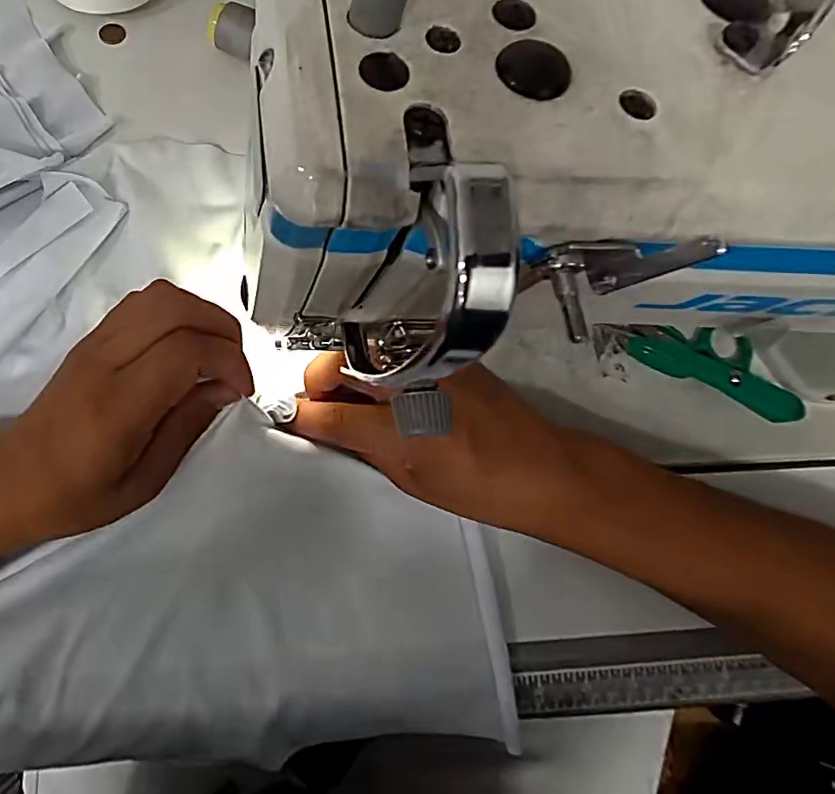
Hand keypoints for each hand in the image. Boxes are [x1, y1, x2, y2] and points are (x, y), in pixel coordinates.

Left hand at [0, 280, 253, 571]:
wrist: (12, 480)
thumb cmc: (74, 495)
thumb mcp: (143, 482)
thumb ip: (187, 427)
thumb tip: (225, 387)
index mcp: (116, 406)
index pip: (184, 350)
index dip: (228, 360)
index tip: (241, 388)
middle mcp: (103, 362)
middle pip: (173, 306)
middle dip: (221, 326)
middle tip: (235, 363)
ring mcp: (93, 343)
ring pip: (158, 295)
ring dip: (200, 313)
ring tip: (215, 351)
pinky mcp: (90, 338)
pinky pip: (141, 303)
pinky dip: (176, 312)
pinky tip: (186, 344)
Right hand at [287, 352, 605, 539]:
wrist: (542, 469)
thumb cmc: (486, 480)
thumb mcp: (405, 472)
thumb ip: (353, 442)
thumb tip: (319, 426)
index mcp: (395, 410)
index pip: (325, 402)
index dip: (301, 412)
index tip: (291, 417)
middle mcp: (408, 371)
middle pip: (334, 364)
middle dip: (321, 389)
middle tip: (325, 417)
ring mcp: (424, 356)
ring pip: (360, 356)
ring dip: (348, 380)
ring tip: (364, 414)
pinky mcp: (439, 353)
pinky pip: (390, 356)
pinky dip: (378, 376)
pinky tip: (392, 404)